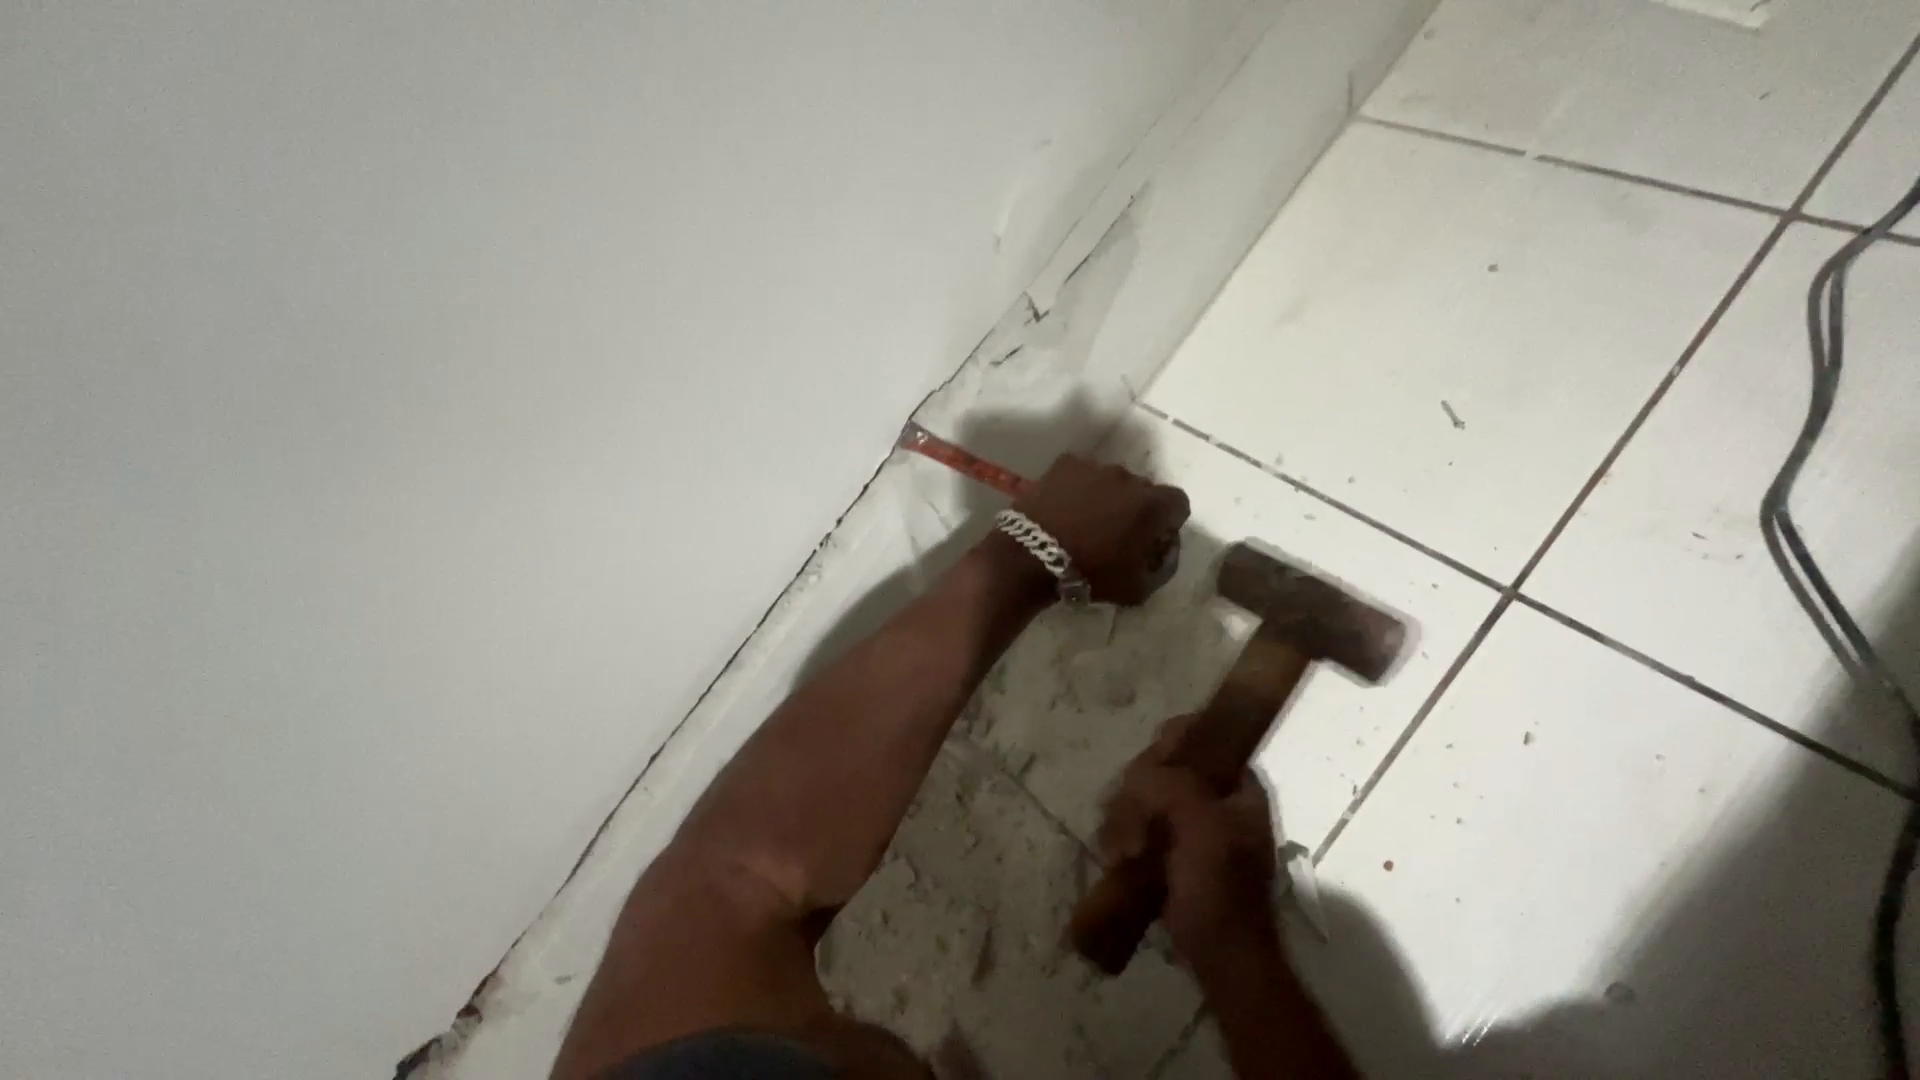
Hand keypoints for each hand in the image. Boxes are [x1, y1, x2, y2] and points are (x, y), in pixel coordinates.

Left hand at [1012, 455, 1188, 605]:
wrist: (1032, 557)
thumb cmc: (1091, 574)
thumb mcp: (1138, 588)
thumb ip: (1163, 567)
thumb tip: (1166, 550)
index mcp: (1152, 504)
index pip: (1178, 503)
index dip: (1168, 522)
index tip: (1152, 539)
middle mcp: (1128, 477)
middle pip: (1143, 490)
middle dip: (1136, 509)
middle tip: (1116, 534)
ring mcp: (1095, 467)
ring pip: (1111, 480)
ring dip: (1106, 496)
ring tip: (1085, 521)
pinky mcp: (1065, 464)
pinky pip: (1081, 474)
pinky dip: (1079, 487)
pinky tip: (1065, 508)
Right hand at [1095, 715, 1279, 964]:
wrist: (1221, 958)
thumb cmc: (1220, 889)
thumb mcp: (1202, 827)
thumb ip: (1170, 784)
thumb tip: (1138, 773)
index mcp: (1236, 784)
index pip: (1196, 736)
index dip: (1165, 747)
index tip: (1144, 776)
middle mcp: (1214, 796)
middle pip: (1160, 764)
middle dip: (1137, 792)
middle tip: (1130, 823)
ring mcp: (1189, 823)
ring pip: (1142, 794)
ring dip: (1124, 817)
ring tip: (1120, 849)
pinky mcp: (1168, 848)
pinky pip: (1135, 822)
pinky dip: (1121, 834)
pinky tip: (1115, 856)